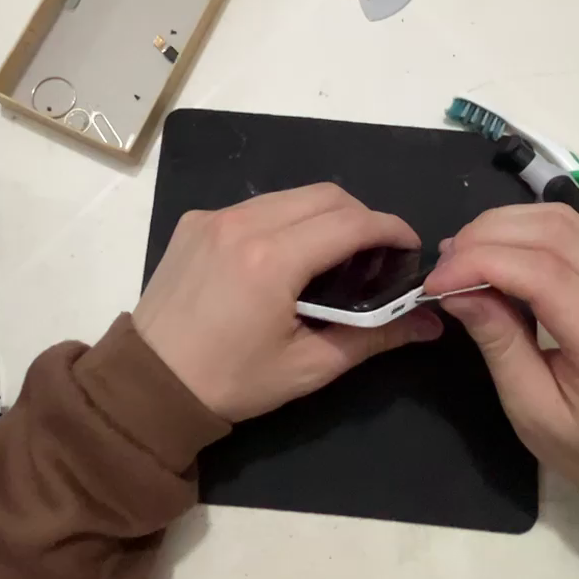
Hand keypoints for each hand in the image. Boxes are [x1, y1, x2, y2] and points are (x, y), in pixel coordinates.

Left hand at [135, 184, 445, 421]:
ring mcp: (214, 217)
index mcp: (272, 259)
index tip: (410, 248)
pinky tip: (283, 256)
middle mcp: (243, 223)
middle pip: (325, 195)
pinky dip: (283, 220)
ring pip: (289, 195)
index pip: (351, 223)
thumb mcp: (308, 366)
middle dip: (361, 218)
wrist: (148, 383)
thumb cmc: (232, 381)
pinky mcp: (195, 221)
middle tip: (375, 255)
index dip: (391, 229)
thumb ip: (374, 336)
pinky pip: (255, 206)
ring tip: (334, 254)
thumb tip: (430, 323)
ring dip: (322, 215)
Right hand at [422, 204, 578, 498]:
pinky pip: (573, 229)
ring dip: (503, 225)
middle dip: (487, 237)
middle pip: (556, 234)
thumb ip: (498, 343)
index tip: (436, 281)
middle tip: (444, 264)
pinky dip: (524, 228)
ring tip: (462, 253)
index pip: (546, 275)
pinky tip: (493, 248)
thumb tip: (455, 290)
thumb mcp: (531, 410)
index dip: (483, 264)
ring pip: (564, 220)